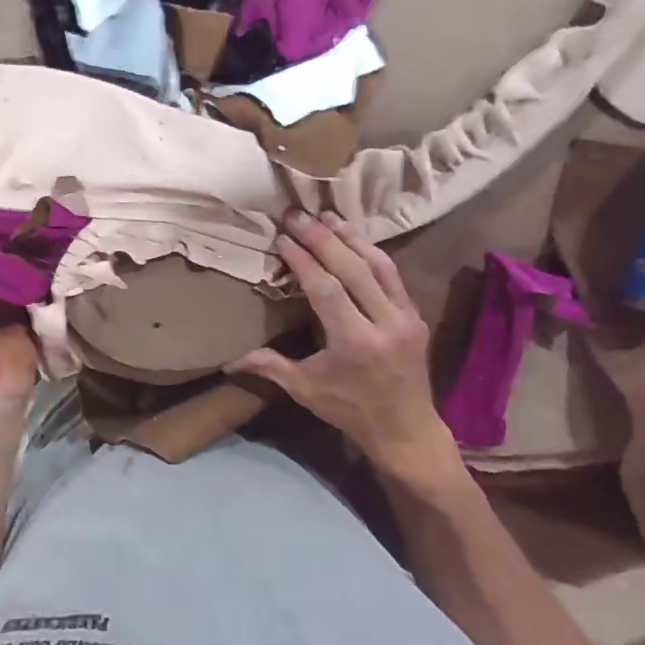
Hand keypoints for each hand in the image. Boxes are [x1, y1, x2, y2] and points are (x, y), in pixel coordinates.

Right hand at [226, 211, 458, 482]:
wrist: (406, 429)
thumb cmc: (350, 410)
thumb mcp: (305, 390)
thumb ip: (269, 367)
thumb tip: (228, 361)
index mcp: (355, 342)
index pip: (327, 289)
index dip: (304, 260)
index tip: (284, 238)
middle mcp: (384, 323)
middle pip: (353, 268)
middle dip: (324, 238)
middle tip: (299, 215)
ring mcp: (405, 317)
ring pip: (379, 265)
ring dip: (351, 237)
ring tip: (327, 215)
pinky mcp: (415, 315)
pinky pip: (393, 275)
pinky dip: (371, 253)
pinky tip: (354, 239)